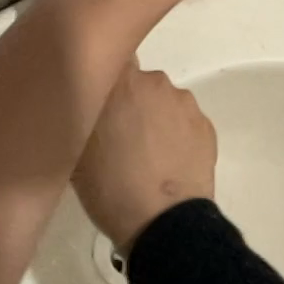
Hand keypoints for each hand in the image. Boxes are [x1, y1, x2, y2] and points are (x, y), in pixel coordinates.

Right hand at [72, 62, 216, 251]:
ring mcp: (183, 102)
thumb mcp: (77, 148)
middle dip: (130, 102)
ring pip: (163, 102)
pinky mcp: (206, 125)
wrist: (164, 225)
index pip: (112, 57)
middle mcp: (153, 81)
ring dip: (155, 119)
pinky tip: (169, 164)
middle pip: (139, 83)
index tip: (101, 95)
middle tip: (121, 136)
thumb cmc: (110, 186)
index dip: (108, 74)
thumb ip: (81, 112)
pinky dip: (177, 136)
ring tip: (148, 155)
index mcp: (119, 80)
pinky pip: (184, 122)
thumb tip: (82, 100)